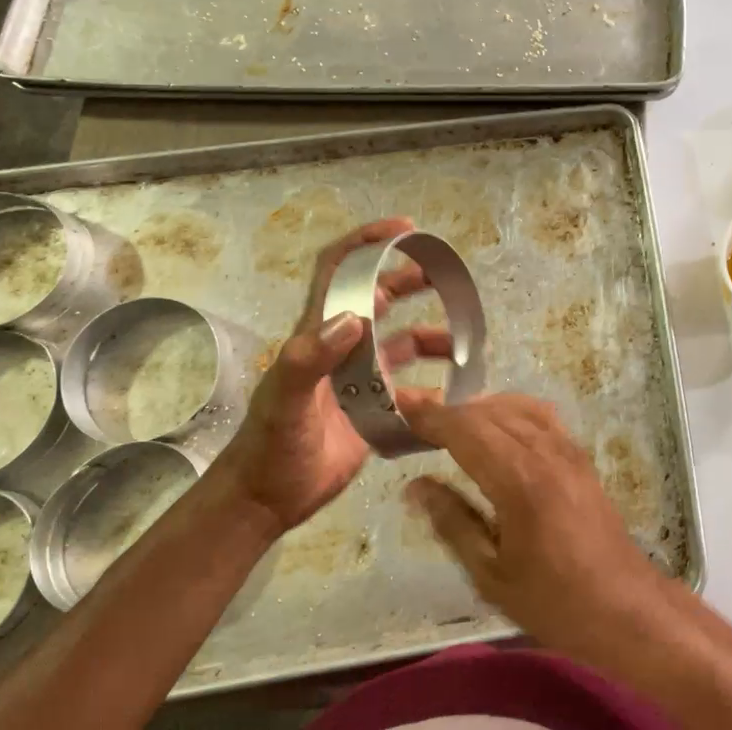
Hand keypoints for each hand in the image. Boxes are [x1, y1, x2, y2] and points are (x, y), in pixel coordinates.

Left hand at [214, 217, 453, 532]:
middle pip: (378, 297)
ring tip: (465, 341)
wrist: (266, 500)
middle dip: (409, 279)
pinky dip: (437, 385)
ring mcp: (359, 378)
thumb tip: (355, 318)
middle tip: (444, 275)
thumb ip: (311, 359)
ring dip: (434, 336)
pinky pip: (413, 387)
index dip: (367, 242)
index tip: (405, 230)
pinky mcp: (375, 408)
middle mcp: (342, 347)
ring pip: (402, 342)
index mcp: (317, 333)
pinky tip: (457, 394)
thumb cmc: (270, 446)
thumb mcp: (285, 401)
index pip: (338, 270)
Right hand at [397, 391, 679, 654]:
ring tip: (448, 420)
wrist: (622, 605)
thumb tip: (416, 486)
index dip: (432, 416)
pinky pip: (542, 417)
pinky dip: (512, 411)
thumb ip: (453, 521)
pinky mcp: (581, 457)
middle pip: (491, 412)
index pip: (467, 430)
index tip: (401, 406)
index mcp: (520, 479)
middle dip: (450, 409)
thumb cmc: (552, 600)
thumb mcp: (490, 572)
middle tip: (415, 413)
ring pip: (519, 408)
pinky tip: (496, 427)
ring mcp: (569, 450)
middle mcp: (546, 452)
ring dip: (481, 408)